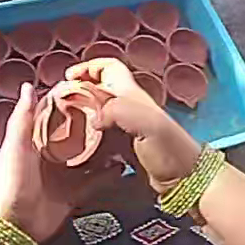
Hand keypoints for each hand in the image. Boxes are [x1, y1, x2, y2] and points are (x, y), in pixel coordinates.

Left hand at [0, 83, 122, 243]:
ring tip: (120, 136)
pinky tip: (120, 166)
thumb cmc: (8, 186)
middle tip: (112, 113)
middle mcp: (47, 157)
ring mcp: (60, 176)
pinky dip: (106, 175)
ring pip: (86, 158)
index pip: (51, 116)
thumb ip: (22, 118)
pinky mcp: (71, 195)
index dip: (67, 104)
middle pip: (73, 136)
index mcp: (31, 141)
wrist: (12, 229)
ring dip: (102, 150)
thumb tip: (27, 87)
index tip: (87, 91)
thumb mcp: (15, 147)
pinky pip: (93, 182)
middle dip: (90, 126)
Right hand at [65, 59, 203, 194]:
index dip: (89, 66)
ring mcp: (126, 127)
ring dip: (80, 111)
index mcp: (131, 94)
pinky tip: (77, 142)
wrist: (184, 179)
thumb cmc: (168, 148)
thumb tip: (94, 119)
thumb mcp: (146, 123)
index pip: (109, 67)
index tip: (69, 76)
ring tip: (62, 120)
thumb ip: (118, 112)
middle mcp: (128, 105)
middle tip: (60, 101)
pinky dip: (87, 133)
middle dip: (79, 89)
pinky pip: (100, 132)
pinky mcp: (124, 146)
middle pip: (99, 88)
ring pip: (97, 110)